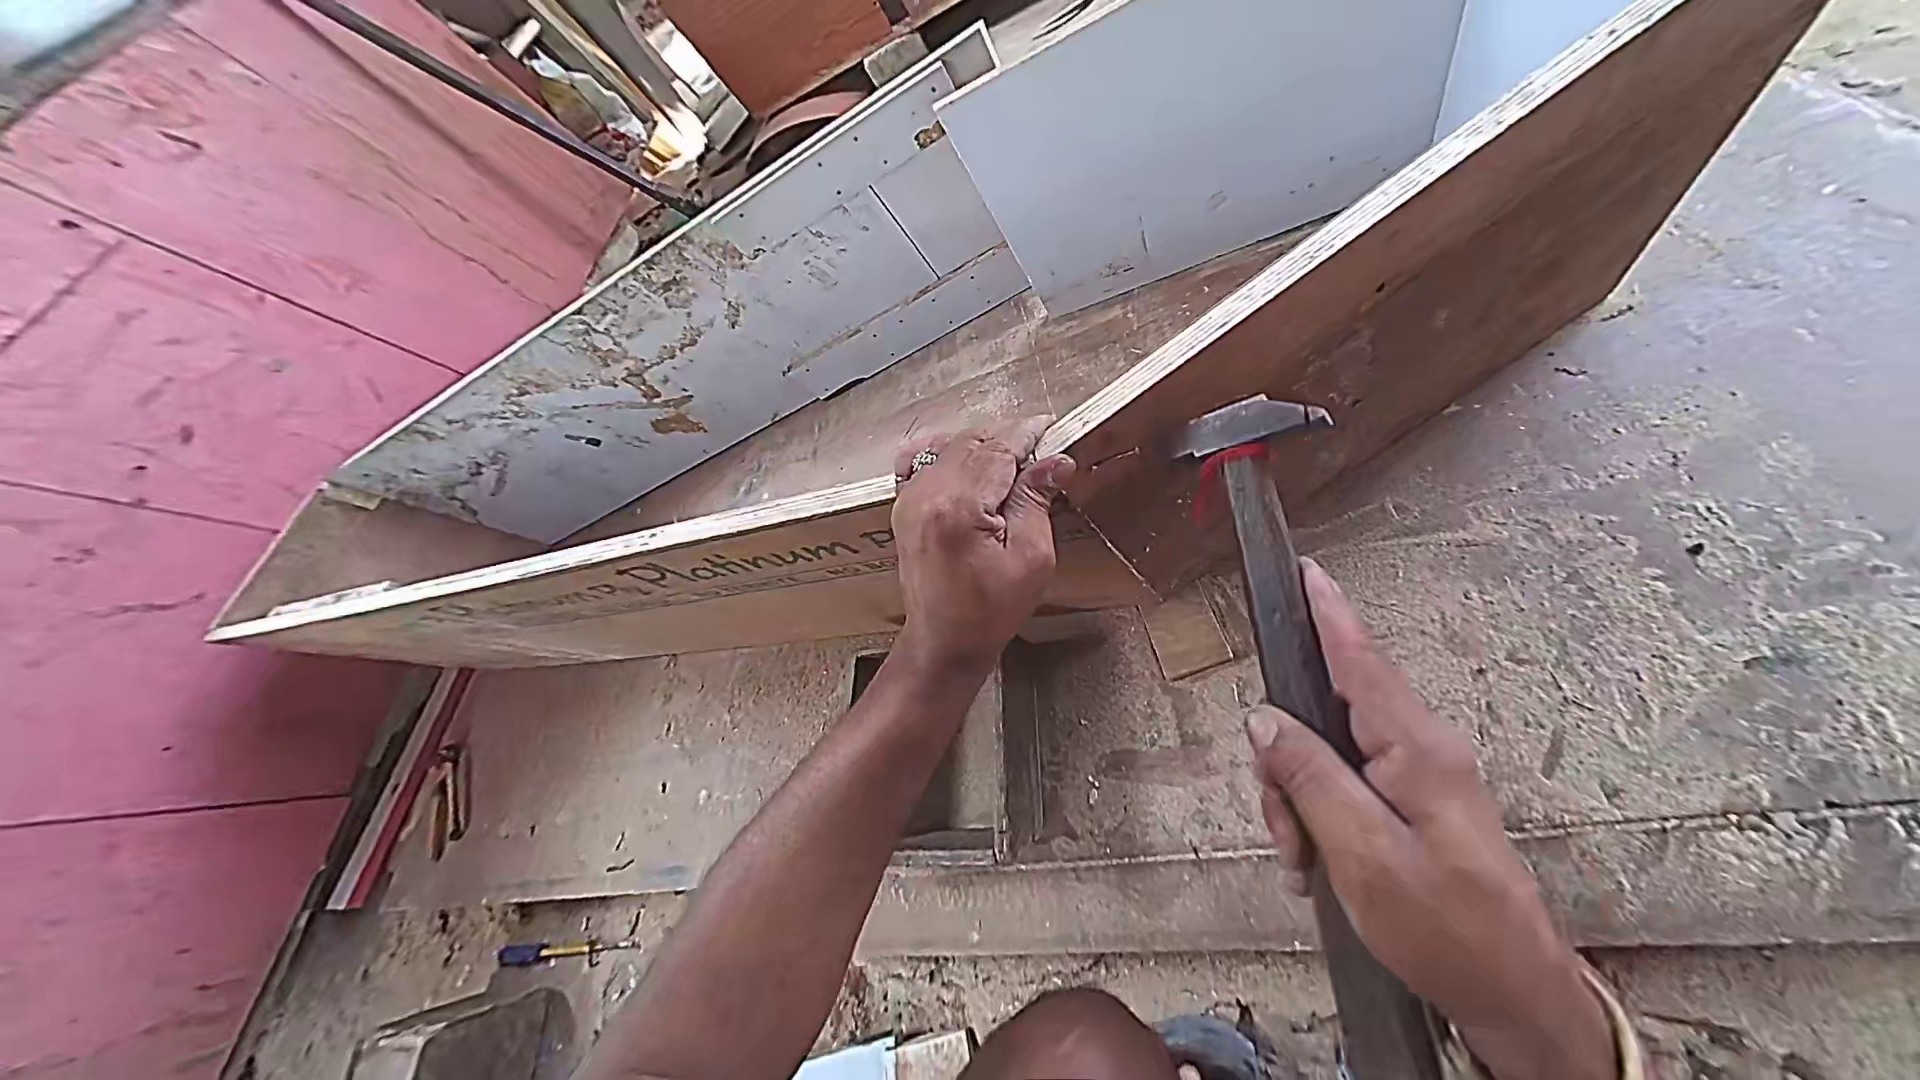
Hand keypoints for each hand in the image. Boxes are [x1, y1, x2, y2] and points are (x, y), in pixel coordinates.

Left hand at [890, 417, 1074, 670]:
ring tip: (1009, 471)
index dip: (1029, 435)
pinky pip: (922, 460)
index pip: (999, 448)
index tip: (1050, 429)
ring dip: (982, 448)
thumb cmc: (988, 611)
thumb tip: (1054, 461)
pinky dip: (947, 454)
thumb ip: (1036, 501)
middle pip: (974, 441)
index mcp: (958, 507)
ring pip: (951, 446)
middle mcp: (926, 495)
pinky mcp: (903, 507)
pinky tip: (968, 467)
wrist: (944, 640)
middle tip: (1038, 460)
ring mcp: (909, 499)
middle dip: (1009, 443)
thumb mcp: (1031, 558)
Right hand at [1245, 558, 1615, 1079]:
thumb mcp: (1363, 854)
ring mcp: (1413, 775)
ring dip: (1296, 799)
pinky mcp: (1406, 800)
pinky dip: (1314, 815)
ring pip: (1320, 753)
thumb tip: (1264, 719)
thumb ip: (1309, 777)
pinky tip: (1316, 859)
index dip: (1330, 614)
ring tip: (1304, 857)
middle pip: (1321, 715)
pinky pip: (1337, 782)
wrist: (1513, 998)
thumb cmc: (1450, 931)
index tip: (1309, 571)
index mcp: (1416, 750)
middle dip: (1284, 762)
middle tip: (1283, 825)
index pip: (1360, 662)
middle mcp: (1417, 750)